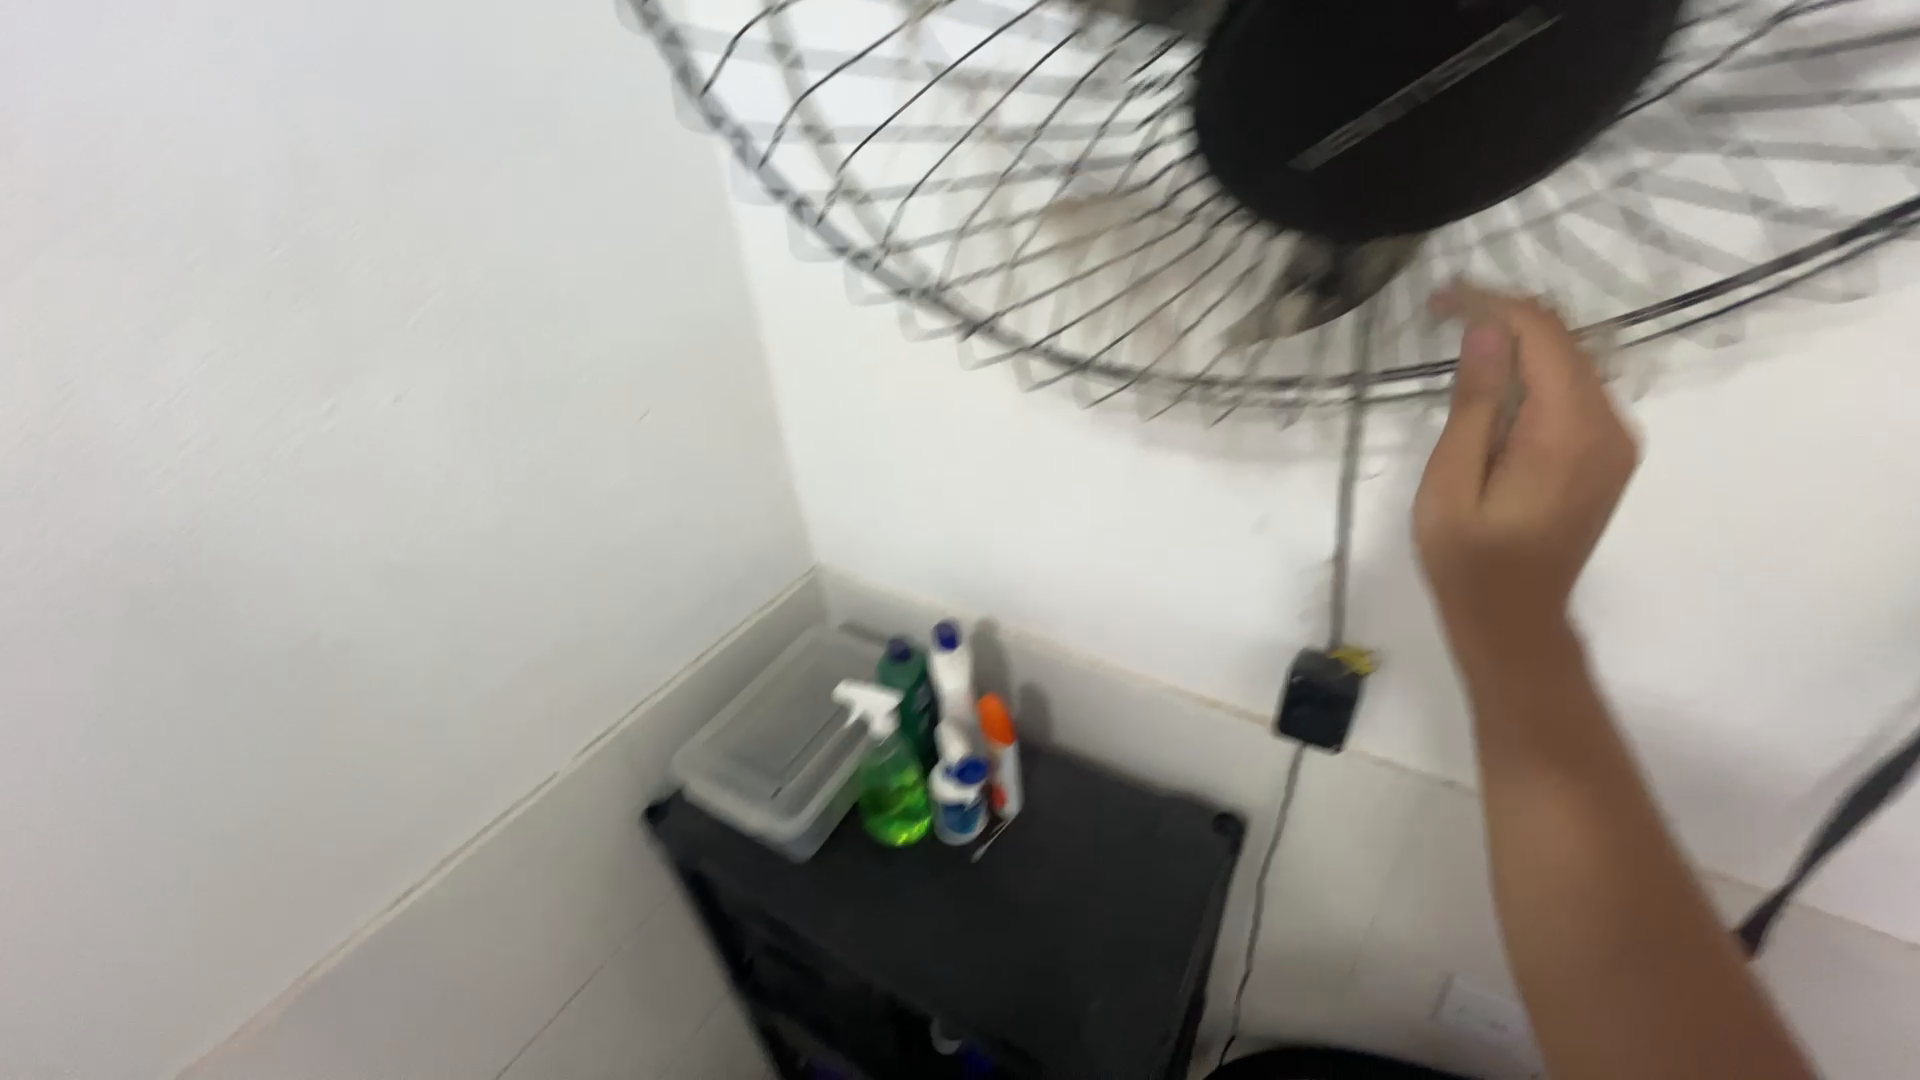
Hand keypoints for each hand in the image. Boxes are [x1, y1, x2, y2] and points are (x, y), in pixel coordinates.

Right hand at [1413, 282, 1639, 643]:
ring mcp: (1616, 442)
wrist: (1513, 616)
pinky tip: (1496, 376)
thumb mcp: (1450, 482)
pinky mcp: (1607, 455)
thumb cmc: (1466, 557)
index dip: (1492, 305)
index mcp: (1567, 432)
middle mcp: (1609, 427)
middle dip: (1505, 315)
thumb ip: (1474, 406)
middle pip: (1564, 343)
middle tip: (1443, 309)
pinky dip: (1536, 371)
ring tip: (1462, 334)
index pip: (1541, 337)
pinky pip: (1576, 392)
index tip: (1439, 297)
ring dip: (1521, 341)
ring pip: (1573, 364)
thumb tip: (1486, 334)